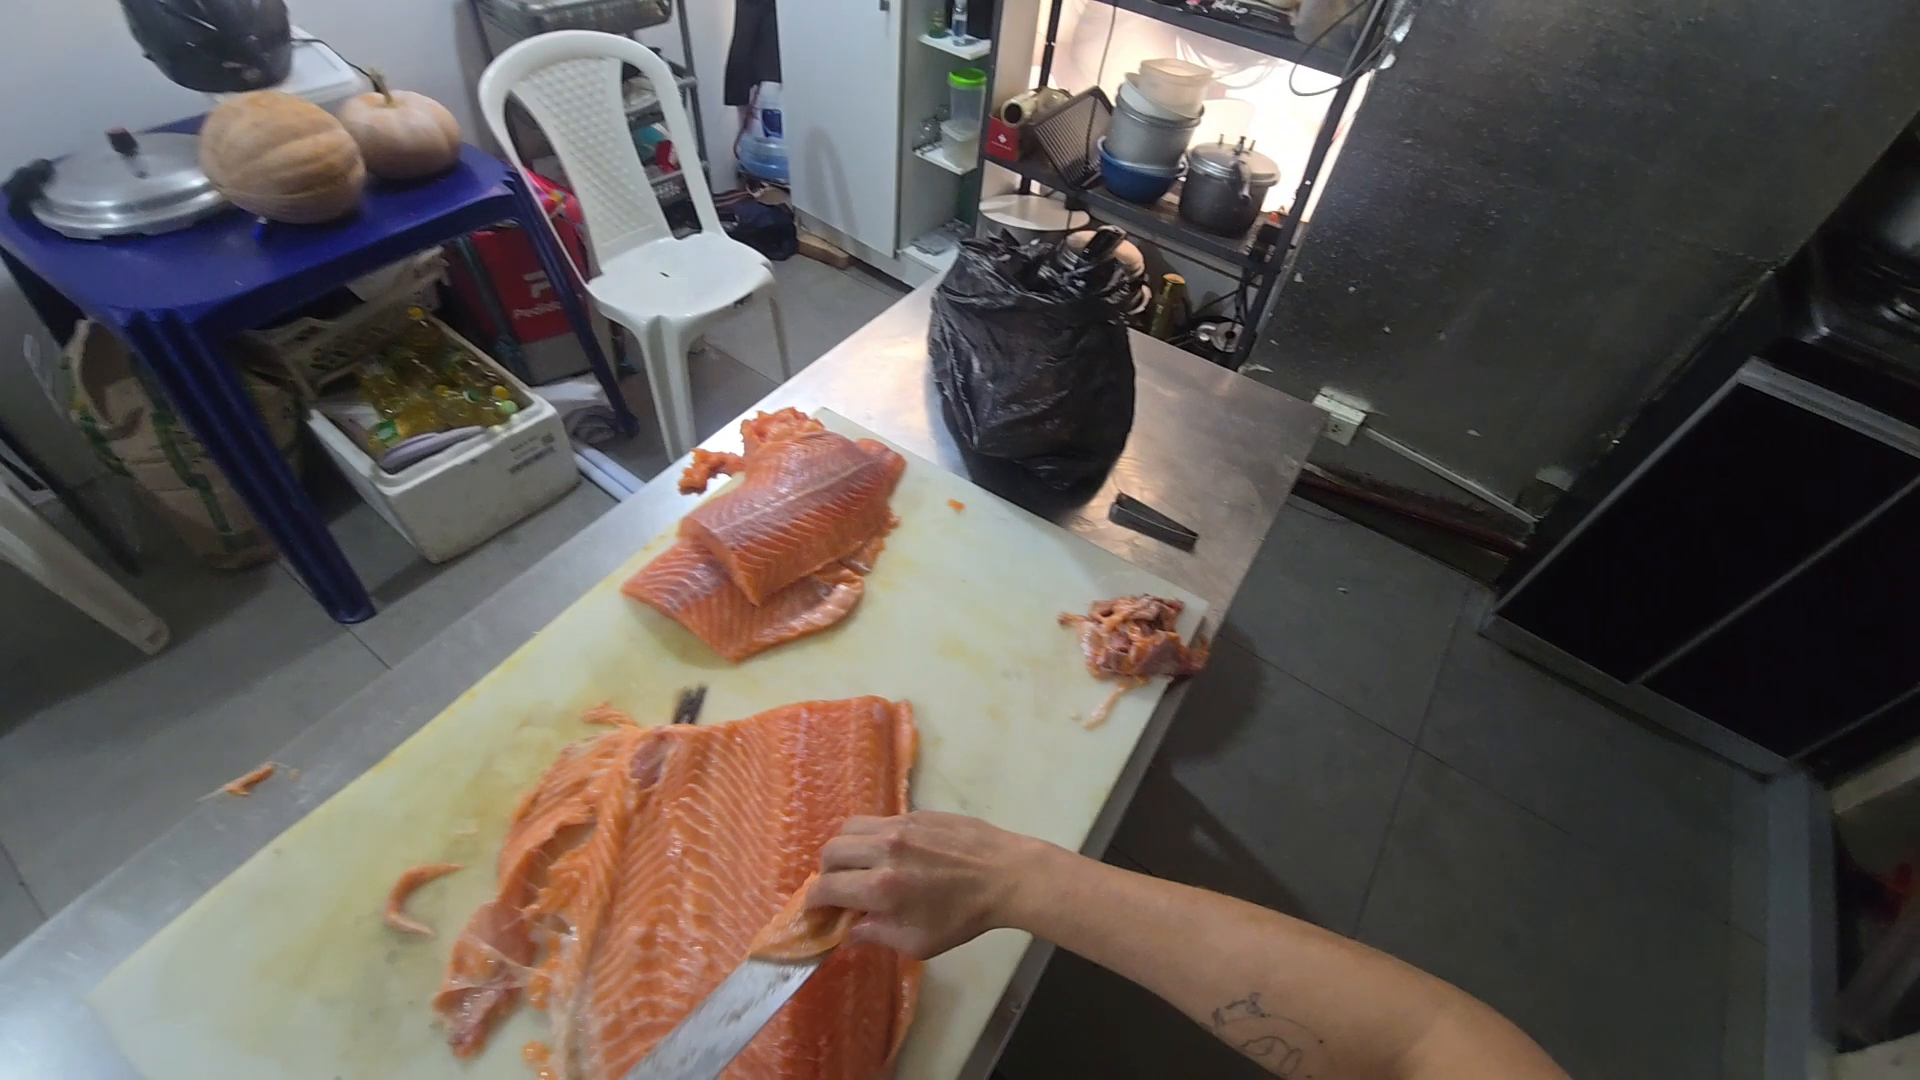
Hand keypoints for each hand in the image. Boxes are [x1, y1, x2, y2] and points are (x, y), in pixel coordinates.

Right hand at [806, 812, 1051, 959]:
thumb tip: (847, 932)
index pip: (827, 887)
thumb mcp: (918, 942)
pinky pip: (878, 820)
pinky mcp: (915, 812)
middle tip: (837, 887)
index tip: (815, 910)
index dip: (814, 900)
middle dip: (826, 872)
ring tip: (857, 865)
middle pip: (831, 850)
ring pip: (850, 826)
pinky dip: (870, 836)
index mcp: (882, 887)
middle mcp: (884, 849)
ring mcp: (900, 825)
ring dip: (845, 848)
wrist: (1004, 873)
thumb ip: (876, 935)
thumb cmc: (963, 916)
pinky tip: (886, 853)